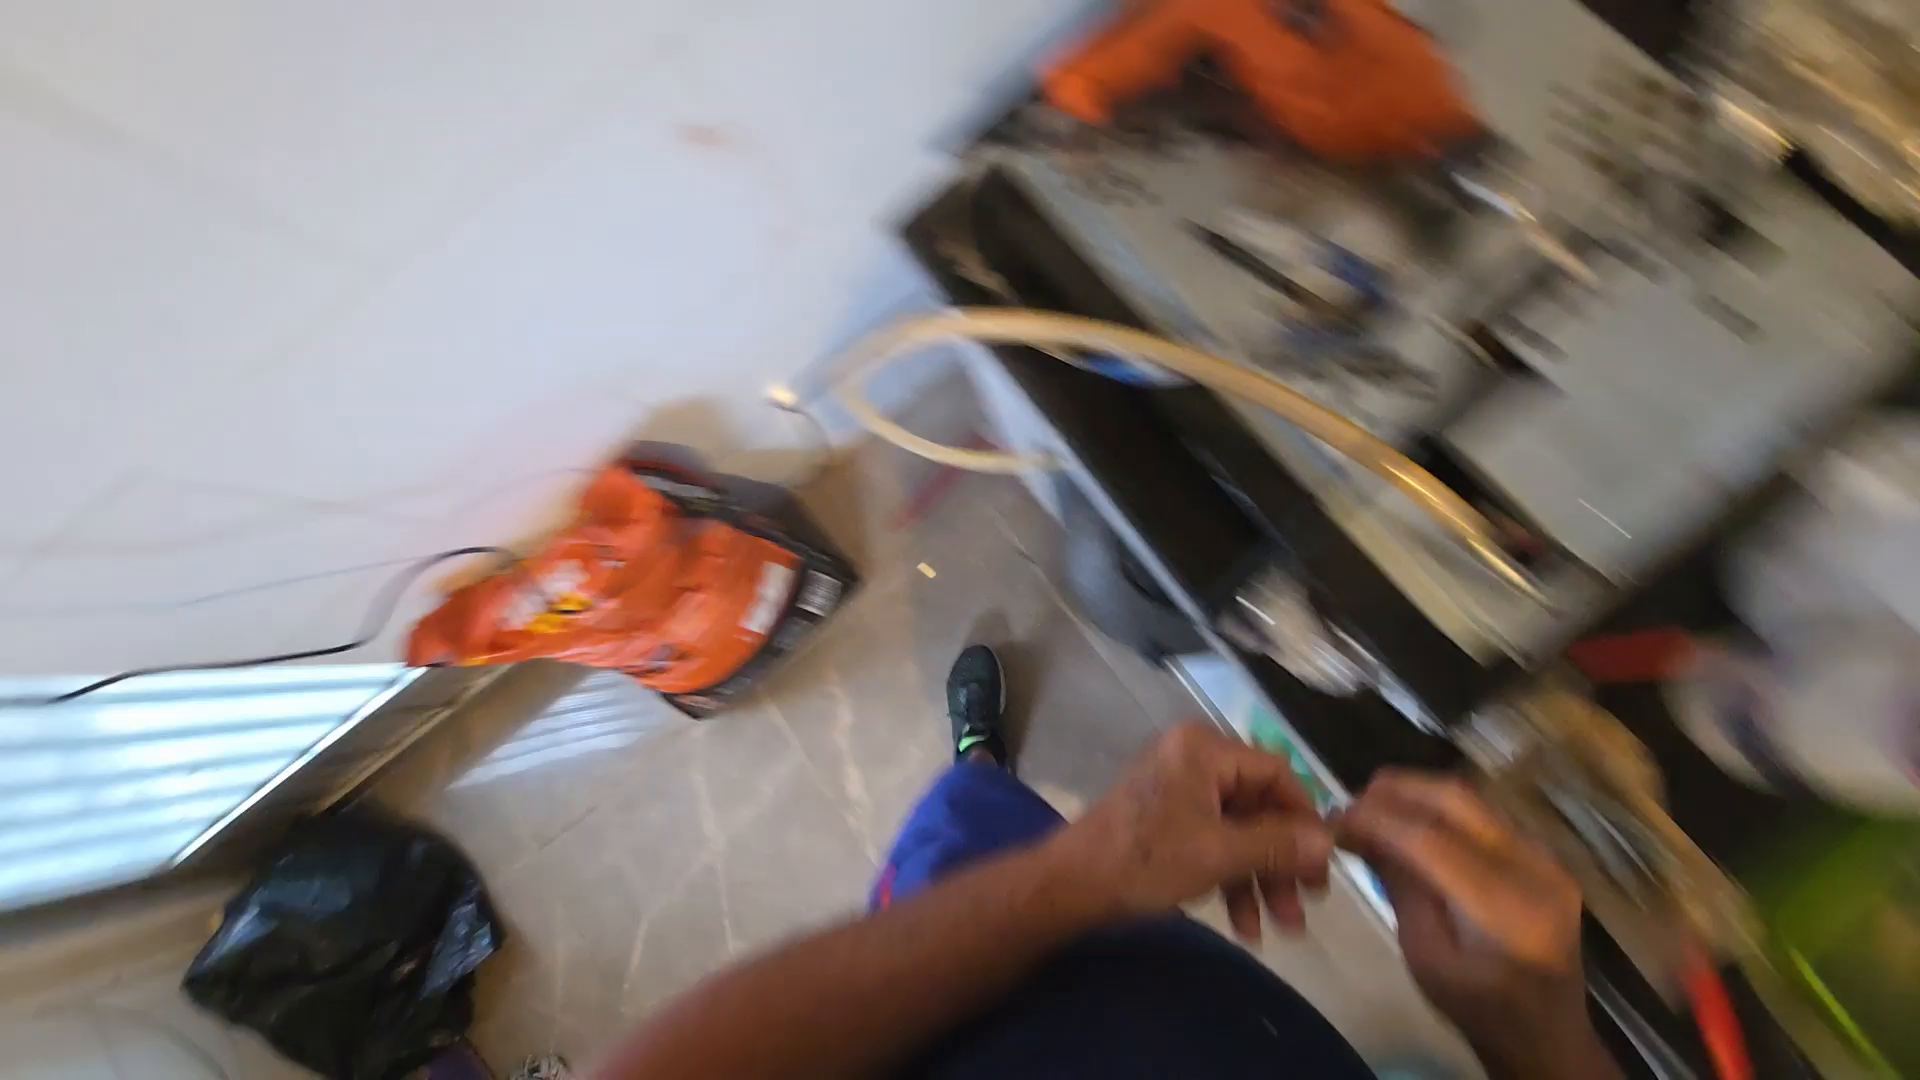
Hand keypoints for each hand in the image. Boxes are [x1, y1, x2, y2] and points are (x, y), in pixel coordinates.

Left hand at [1045, 723, 1332, 942]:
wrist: (1074, 882)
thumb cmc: (1147, 859)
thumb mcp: (1220, 854)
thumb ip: (1277, 845)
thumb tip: (1330, 840)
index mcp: (1203, 748)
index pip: (1276, 772)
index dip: (1304, 819)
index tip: (1323, 866)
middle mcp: (1191, 757)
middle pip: (1257, 805)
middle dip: (1280, 861)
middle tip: (1304, 907)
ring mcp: (1176, 787)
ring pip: (1236, 828)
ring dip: (1259, 878)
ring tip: (1280, 930)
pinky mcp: (1165, 815)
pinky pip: (1211, 838)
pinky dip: (1229, 876)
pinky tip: (1242, 925)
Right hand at [1336, 771, 1600, 1073]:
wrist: (1547, 1033)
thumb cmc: (1477, 1005)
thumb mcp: (1423, 955)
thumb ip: (1398, 886)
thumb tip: (1356, 830)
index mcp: (1505, 910)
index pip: (1428, 839)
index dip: (1373, 820)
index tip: (1332, 821)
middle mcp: (1533, 870)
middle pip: (1452, 799)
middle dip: (1392, 792)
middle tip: (1350, 806)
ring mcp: (1544, 857)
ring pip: (1465, 795)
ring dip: (1411, 793)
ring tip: (1373, 809)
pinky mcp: (1540, 853)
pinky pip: (1477, 810)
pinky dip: (1434, 805)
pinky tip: (1407, 821)